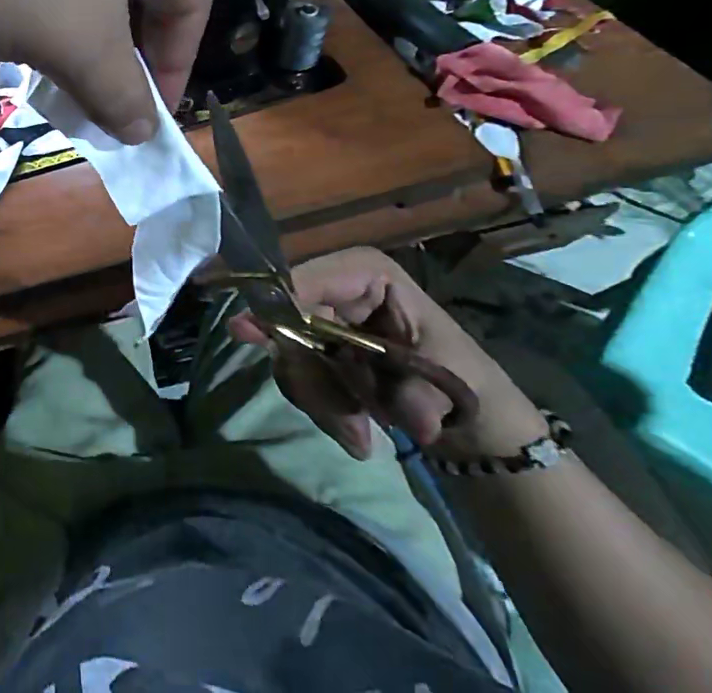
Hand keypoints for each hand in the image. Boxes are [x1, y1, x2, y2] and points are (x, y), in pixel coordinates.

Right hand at [227, 247, 548, 459]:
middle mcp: (332, 290)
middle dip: (310, 376)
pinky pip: (293, 376)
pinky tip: (355, 433)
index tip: (247, 330)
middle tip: (347, 417)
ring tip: (360, 435)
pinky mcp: (311, 349)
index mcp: (367, 275)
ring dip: (319, 400)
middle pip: (285, 320)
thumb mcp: (451, 383)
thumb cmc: (463, 380)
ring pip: (285, 354)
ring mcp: (317, 320)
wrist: (463, 415)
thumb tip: (415, 422)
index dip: (277, 301)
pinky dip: (321, 409)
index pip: (308, 276)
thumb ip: (422, 395)